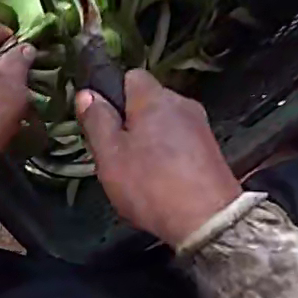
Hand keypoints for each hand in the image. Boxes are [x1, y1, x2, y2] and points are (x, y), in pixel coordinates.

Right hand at [77, 70, 242, 246]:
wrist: (207, 221)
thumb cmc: (150, 184)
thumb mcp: (110, 155)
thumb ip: (97, 121)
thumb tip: (87, 94)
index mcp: (154, 98)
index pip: (129, 76)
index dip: (110, 94)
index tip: (99, 121)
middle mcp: (182, 103)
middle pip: (146, 101)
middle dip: (128, 121)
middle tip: (113, 153)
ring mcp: (200, 126)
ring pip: (162, 123)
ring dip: (147, 140)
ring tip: (136, 171)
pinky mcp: (210, 150)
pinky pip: (178, 141)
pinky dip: (165, 154)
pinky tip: (158, 180)